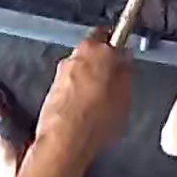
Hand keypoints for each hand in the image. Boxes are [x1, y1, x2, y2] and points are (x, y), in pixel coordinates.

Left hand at [33, 28, 131, 164]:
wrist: (64, 143)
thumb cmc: (97, 117)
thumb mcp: (126, 93)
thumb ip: (126, 70)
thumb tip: (125, 60)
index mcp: (98, 50)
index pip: (110, 33)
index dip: (118, 42)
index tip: (123, 50)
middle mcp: (76, 56)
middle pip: (92, 50)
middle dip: (102, 59)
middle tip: (115, 75)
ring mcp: (60, 74)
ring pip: (80, 68)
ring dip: (88, 76)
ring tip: (101, 97)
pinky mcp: (50, 93)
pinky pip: (69, 85)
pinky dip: (77, 92)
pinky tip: (86, 109)